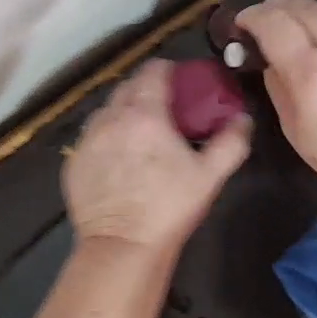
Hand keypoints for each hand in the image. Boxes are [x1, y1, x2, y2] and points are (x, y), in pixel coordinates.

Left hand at [63, 60, 251, 250]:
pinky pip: (91, 137)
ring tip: (139, 131)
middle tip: (165, 106)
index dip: (169, 70)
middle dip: (146, 89)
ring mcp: (88, 140)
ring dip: (123, 111)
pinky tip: (118, 157)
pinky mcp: (73, 163)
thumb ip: (231, 142)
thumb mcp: (210, 176)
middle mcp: (111, 119)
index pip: (153, 72)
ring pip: (106, 110)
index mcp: (145, 114)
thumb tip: (243, 119)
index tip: (180, 79)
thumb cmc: (170, 208)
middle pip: (127, 87)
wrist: (123, 247)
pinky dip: (106, 137)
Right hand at [236, 0, 316, 214]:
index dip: (252, 16)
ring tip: (316, 25)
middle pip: (301, 4)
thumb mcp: (295, 131)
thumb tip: (270, 57)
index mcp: (309, 75)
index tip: (246, 22)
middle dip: (278, 7)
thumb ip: (278, 86)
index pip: (272, 23)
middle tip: (273, 19)